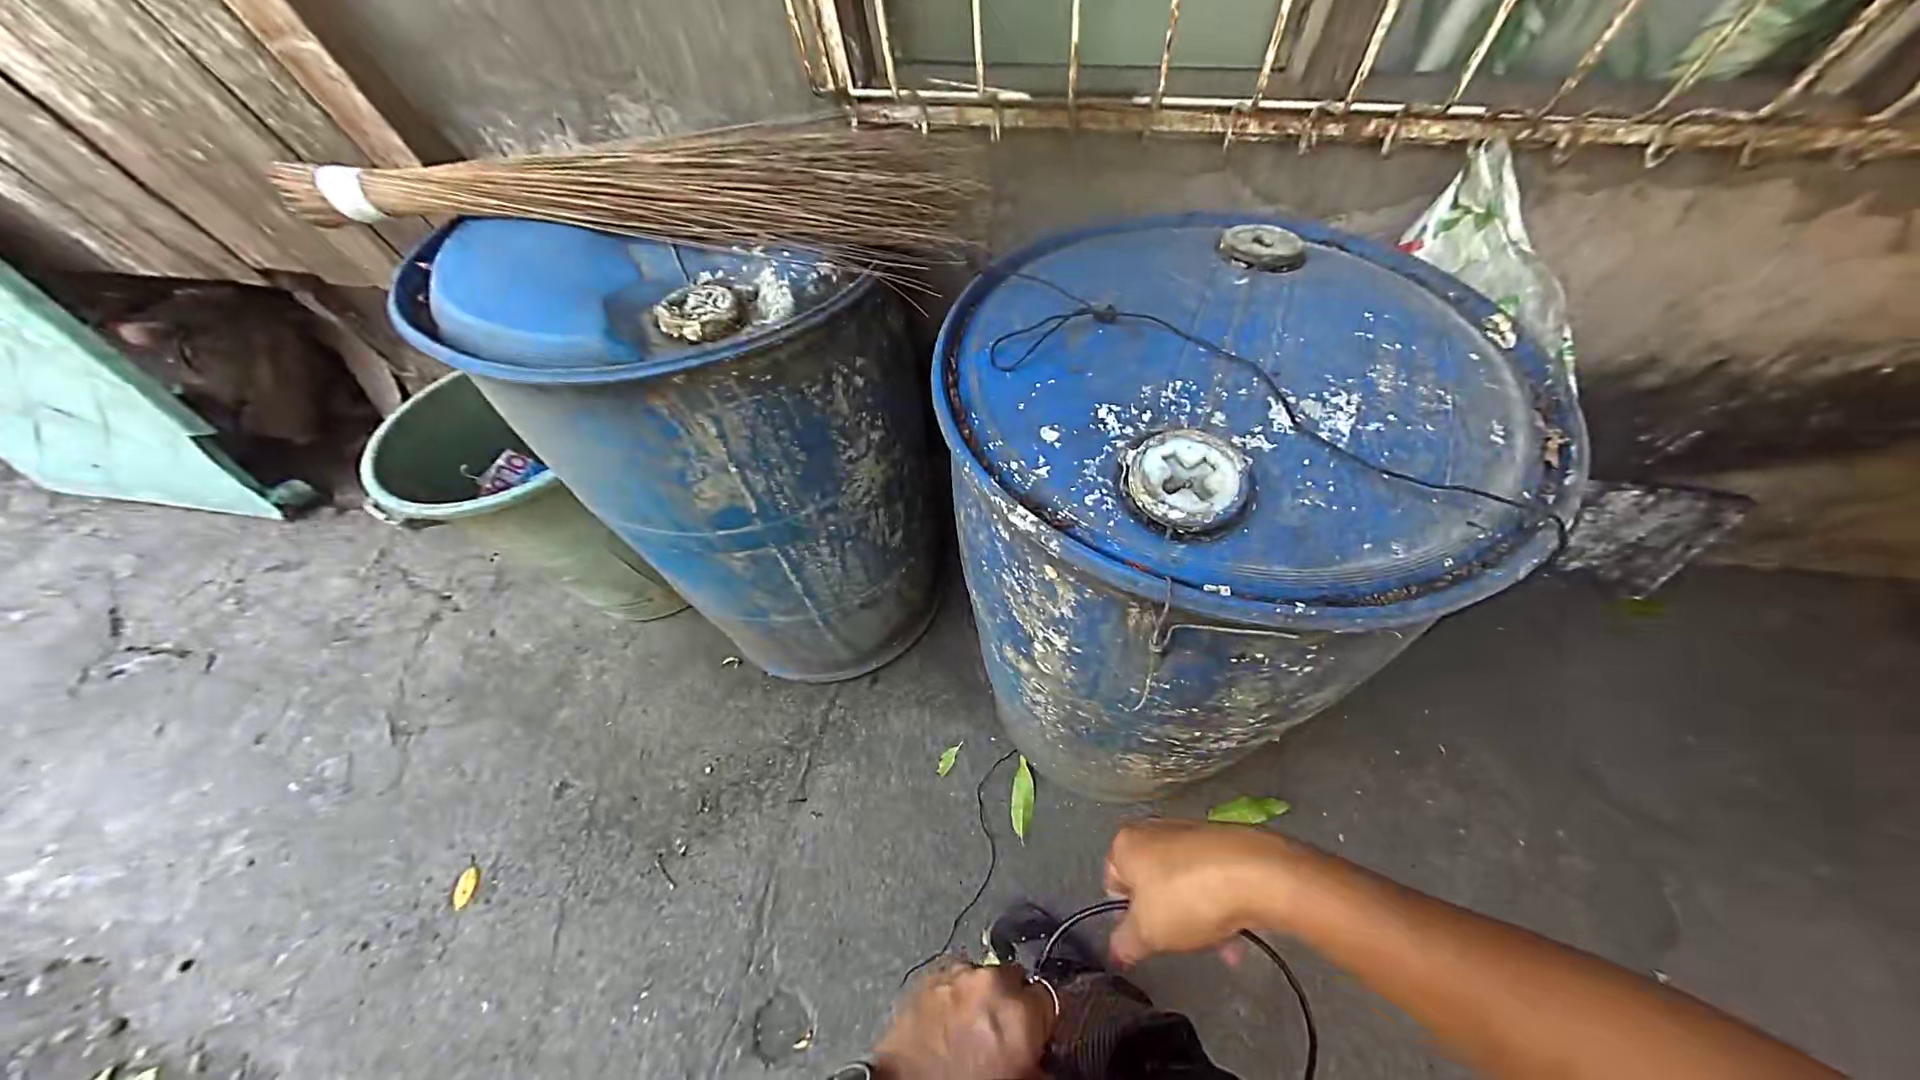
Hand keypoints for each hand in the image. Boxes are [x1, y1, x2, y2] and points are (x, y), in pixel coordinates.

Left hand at [871, 958, 1054, 1079]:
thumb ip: (1040, 1066)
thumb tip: (1046, 1063)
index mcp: (1021, 1013)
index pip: (1049, 998)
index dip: (1042, 1020)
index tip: (1037, 1033)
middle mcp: (992, 983)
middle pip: (1016, 979)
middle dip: (1012, 1002)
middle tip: (1002, 1035)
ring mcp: (958, 976)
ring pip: (984, 976)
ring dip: (983, 996)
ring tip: (971, 1030)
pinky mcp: (930, 976)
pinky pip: (954, 978)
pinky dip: (956, 994)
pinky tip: (949, 1022)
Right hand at [1103, 819, 1305, 966]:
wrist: (1256, 873)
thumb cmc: (1187, 897)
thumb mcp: (1147, 933)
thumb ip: (1125, 944)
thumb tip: (1116, 953)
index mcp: (1125, 843)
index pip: (1112, 883)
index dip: (1127, 916)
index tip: (1148, 936)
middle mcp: (1153, 829)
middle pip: (1150, 885)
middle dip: (1166, 919)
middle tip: (1182, 942)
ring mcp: (1189, 832)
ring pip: (1183, 884)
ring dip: (1196, 917)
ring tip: (1221, 945)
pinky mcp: (1222, 841)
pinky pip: (1211, 878)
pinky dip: (1218, 902)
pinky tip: (1238, 932)